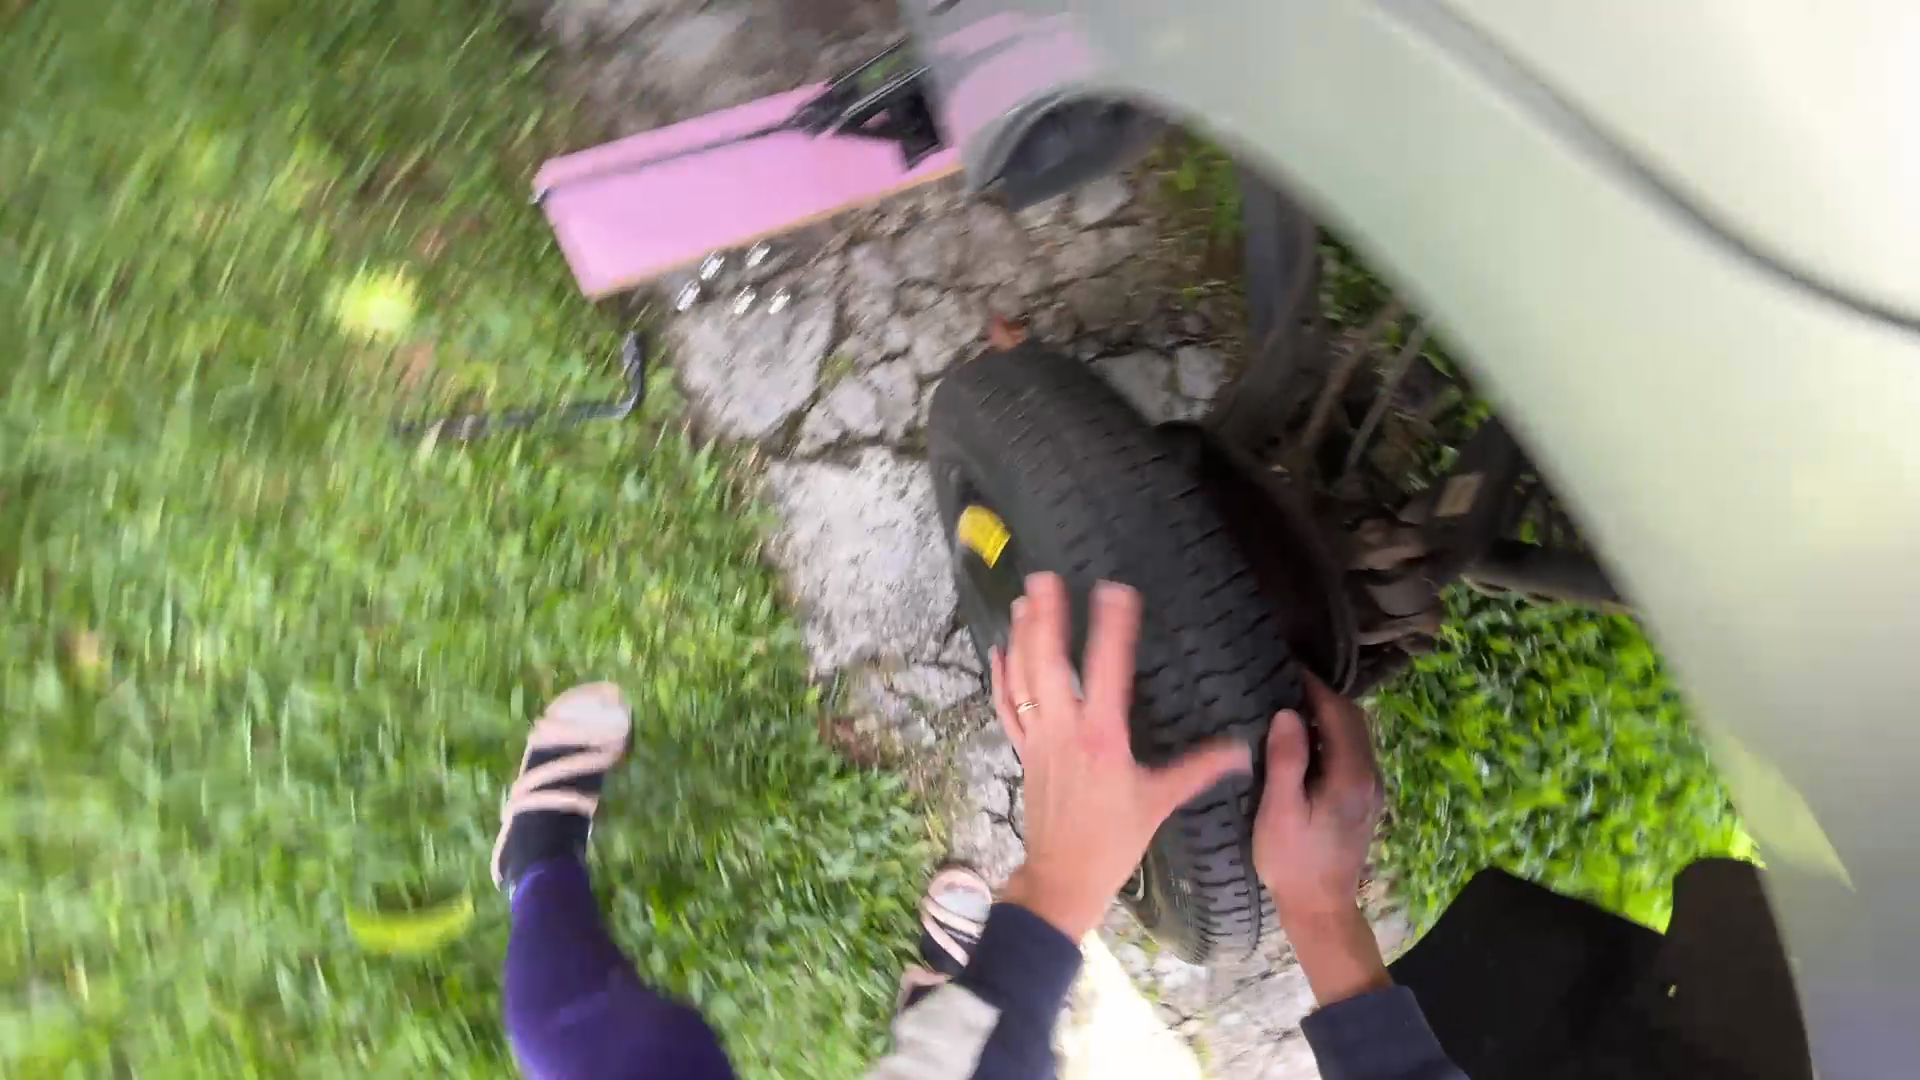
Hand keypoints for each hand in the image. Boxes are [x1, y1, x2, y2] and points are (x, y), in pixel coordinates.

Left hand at [989, 573, 1252, 940]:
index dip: (1110, 628)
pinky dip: (1000, 677)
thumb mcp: (1159, 802)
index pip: (1107, 671)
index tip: (1113, 590)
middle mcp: (1064, 729)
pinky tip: (999, 649)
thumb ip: (1199, 770)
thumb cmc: (1114, 839)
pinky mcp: (1022, 750)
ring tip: (1024, 601)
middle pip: (1049, 665)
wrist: (1063, 876)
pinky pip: (1006, 708)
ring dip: (1022, 638)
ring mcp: (1037, 738)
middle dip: (1046, 619)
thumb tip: (1242, 750)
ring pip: (1023, 679)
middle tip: (1045, 578)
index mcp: (1102, 737)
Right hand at [1253, 673, 1389, 1003]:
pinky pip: (1349, 751)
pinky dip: (1328, 733)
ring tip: (1287, 701)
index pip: (1338, 713)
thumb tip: (1287, 712)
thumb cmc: (1292, 858)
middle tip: (1284, 679)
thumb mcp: (1280, 809)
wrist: (1319, 908)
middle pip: (1352, 720)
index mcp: (1350, 775)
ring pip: (1353, 735)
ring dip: (1325, 714)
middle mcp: (1369, 777)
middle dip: (1322, 695)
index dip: (1314, 686)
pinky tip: (1301, 737)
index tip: (1285, 665)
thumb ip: (1286, 759)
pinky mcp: (1361, 799)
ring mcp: (1369, 789)